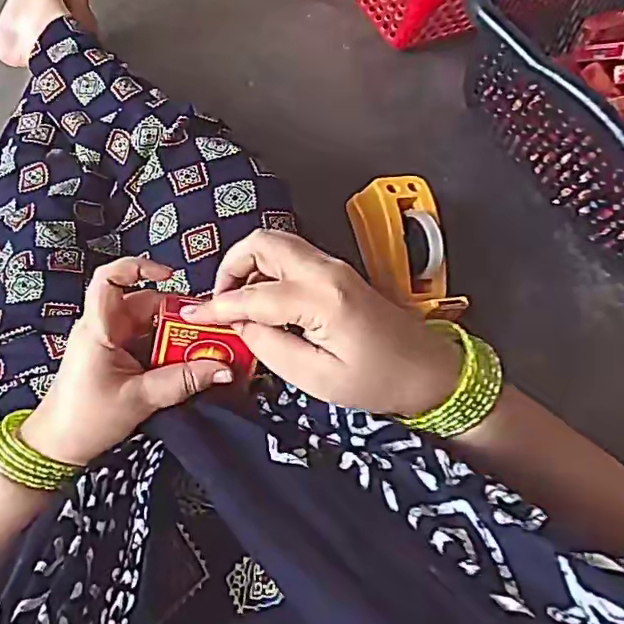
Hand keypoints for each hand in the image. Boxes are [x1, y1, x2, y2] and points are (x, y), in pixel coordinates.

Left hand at [18, 257, 235, 465]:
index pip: (109, 278)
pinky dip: (164, 349)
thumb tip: (221, 367)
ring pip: (147, 324)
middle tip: (205, 329)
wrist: (57, 447)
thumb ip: (182, 380)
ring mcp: (107, 341)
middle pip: (143, 303)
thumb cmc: (85, 420)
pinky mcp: (113, 356)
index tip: (170, 276)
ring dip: (173, 334)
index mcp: (98, 328)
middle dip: (175, 313)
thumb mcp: (140, 398)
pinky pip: (144, 342)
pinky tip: (185, 363)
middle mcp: (102, 327)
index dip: (138, 267)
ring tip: (202, 349)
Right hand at [181, 230, 460, 415]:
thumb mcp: (319, 379)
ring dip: (248, 265)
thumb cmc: (381, 381)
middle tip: (220, 301)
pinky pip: (290, 257)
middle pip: (262, 242)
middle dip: (230, 266)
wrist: (431, 372)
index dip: (217, 306)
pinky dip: (266, 270)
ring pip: (275, 243)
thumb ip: (271, 348)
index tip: (192, 315)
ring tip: (239, 302)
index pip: (253, 294)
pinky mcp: (336, 272)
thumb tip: (242, 325)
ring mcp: (333, 267)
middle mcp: (326, 271)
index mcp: (322, 298)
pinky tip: (263, 300)